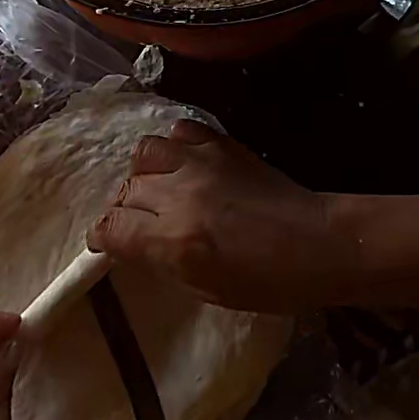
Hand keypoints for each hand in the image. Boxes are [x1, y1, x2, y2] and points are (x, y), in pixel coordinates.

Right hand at [86, 119, 346, 312]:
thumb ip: (158, 261)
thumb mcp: (204, 288)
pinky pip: (179, 131)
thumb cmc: (266, 282)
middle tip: (137, 222)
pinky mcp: (220, 144)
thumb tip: (127, 243)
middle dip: (122, 210)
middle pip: (124, 191)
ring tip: (156, 188)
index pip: (111, 227)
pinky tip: (182, 164)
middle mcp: (179, 195)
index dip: (101, 237)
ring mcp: (200, 163)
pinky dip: (173, 147)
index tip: (105, 242)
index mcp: (174, 241)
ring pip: (143, 153)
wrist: (317, 242)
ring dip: (142, 174)